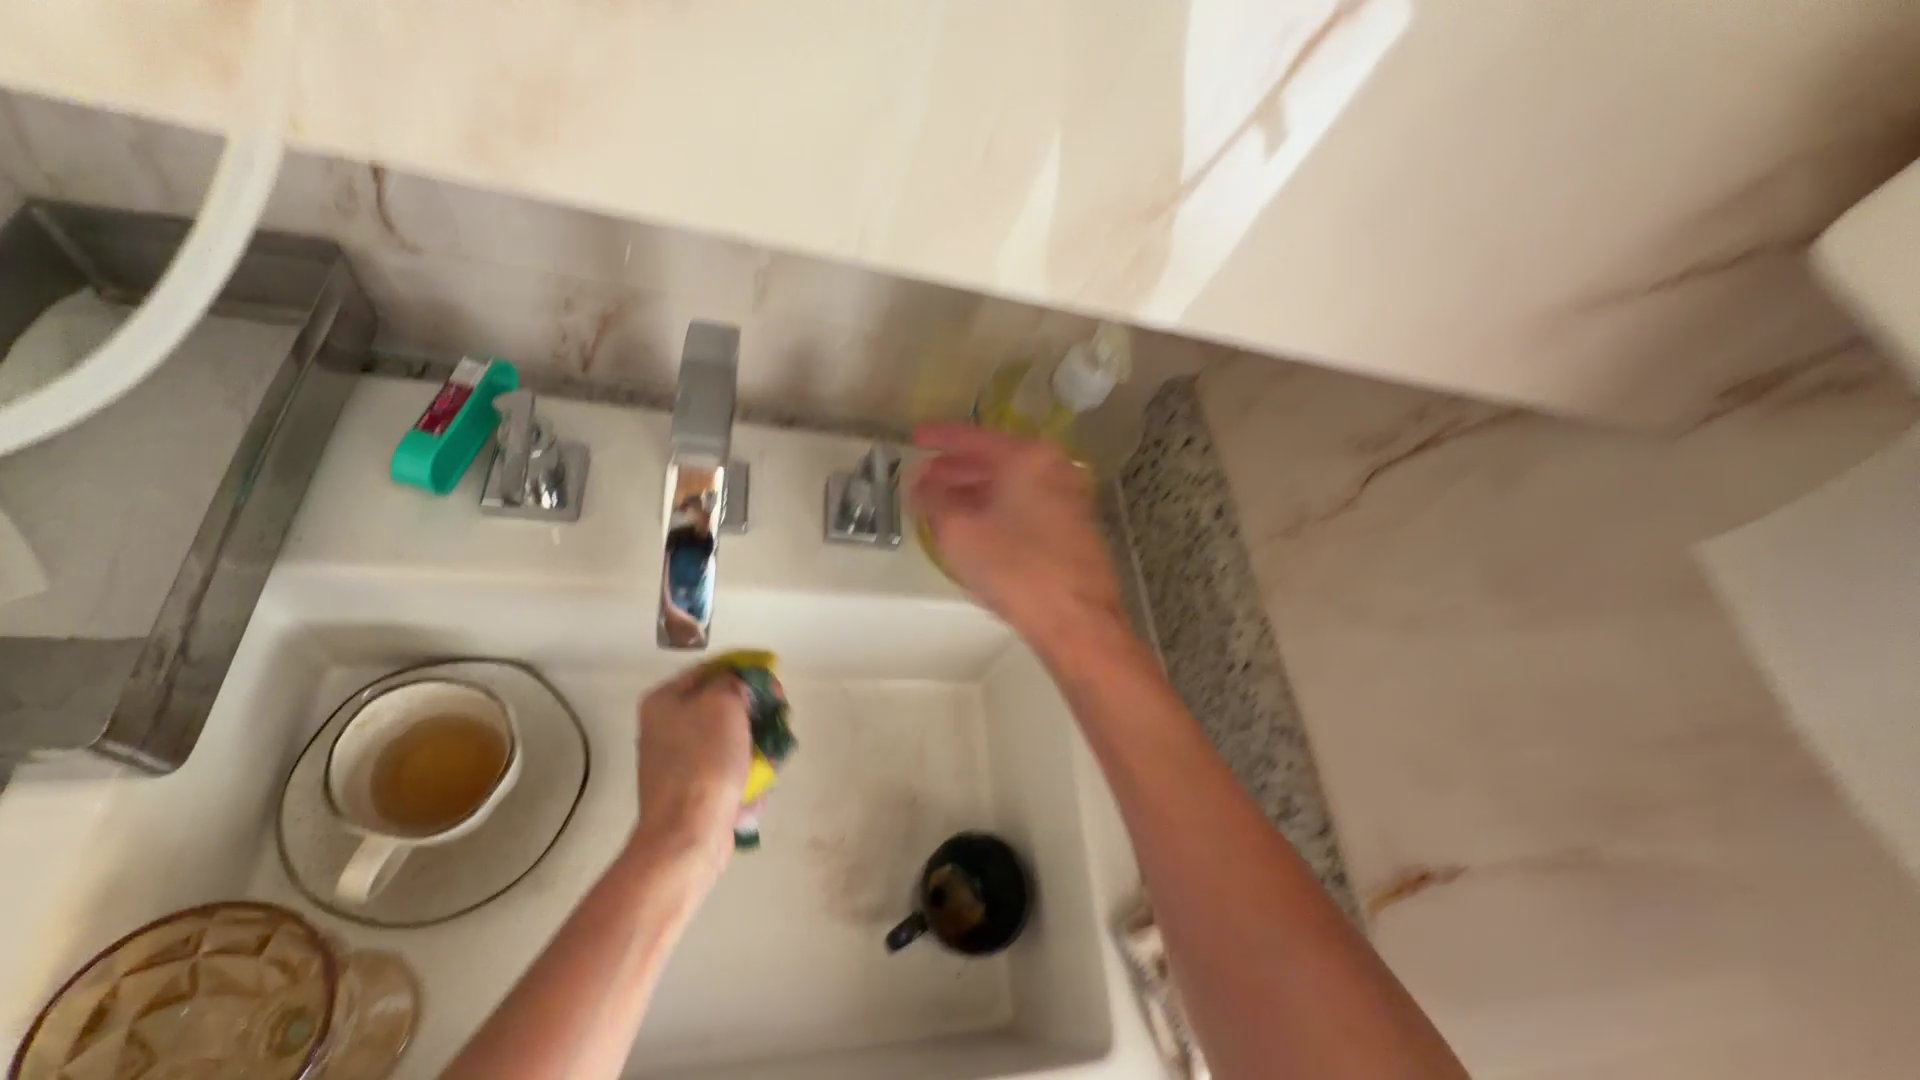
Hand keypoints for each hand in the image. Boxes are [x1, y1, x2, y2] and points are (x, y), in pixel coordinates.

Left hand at [633, 665, 753, 879]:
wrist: (689, 833)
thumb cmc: (705, 761)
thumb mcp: (723, 703)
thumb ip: (734, 682)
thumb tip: (739, 689)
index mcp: (664, 701)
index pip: (711, 670)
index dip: (746, 672)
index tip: (774, 686)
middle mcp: (666, 729)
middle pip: (723, 708)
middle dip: (755, 716)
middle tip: (778, 723)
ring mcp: (679, 763)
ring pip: (731, 743)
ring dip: (756, 751)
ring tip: (770, 764)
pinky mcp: (694, 792)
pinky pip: (728, 774)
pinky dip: (746, 780)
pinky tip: (755, 792)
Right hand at [911, 423, 1127, 649]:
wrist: (1076, 618)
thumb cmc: (1015, 569)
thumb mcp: (958, 531)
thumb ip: (932, 499)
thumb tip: (919, 483)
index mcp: (1028, 457)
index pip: (973, 437)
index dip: (939, 438)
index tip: (914, 437)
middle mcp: (1055, 467)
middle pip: (996, 460)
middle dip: (957, 468)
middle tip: (925, 474)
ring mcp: (1069, 498)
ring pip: (1012, 485)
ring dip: (975, 491)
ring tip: (942, 503)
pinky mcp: (1074, 527)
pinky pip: (1026, 505)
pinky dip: (998, 508)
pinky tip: (976, 527)